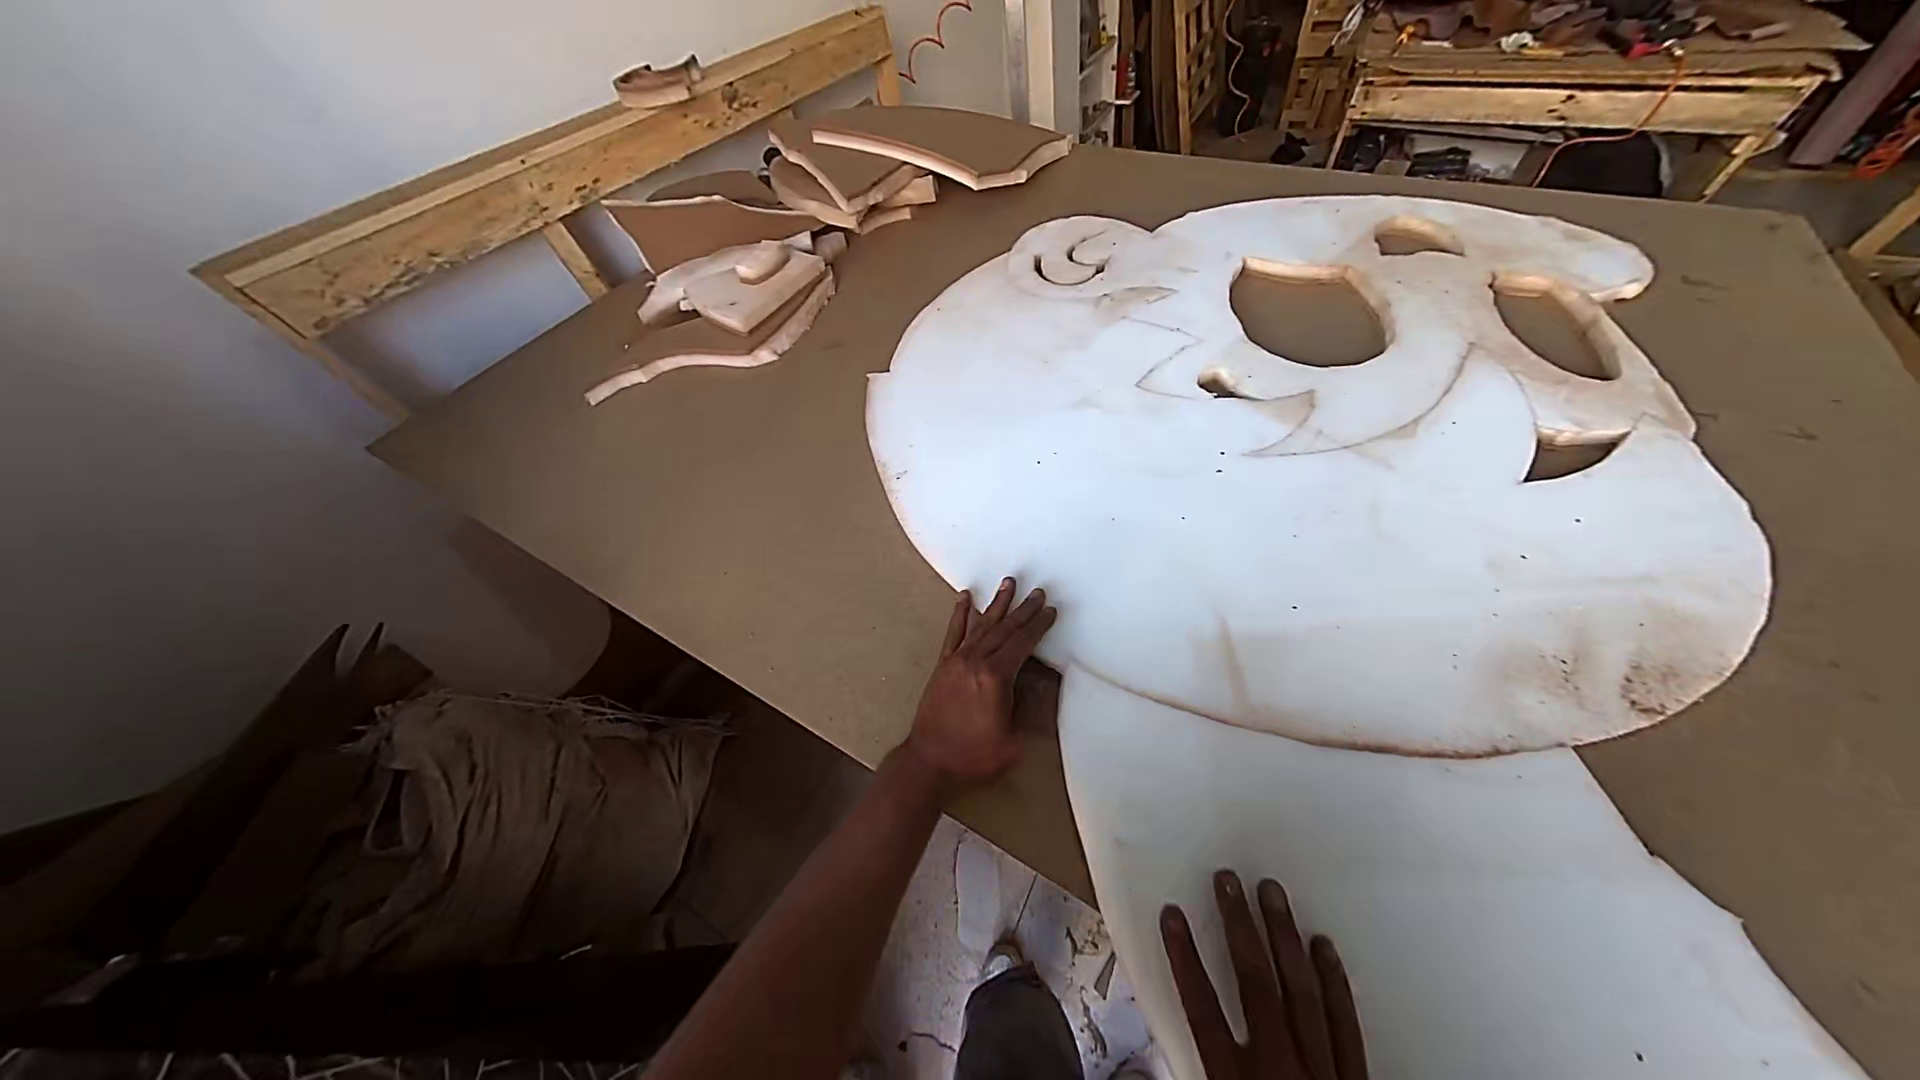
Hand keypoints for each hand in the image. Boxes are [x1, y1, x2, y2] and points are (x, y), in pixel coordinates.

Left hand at [900, 577, 1057, 799]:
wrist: (929, 762)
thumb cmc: (974, 757)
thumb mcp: (1015, 738)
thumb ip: (1032, 707)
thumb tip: (1047, 682)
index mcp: (995, 677)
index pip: (1023, 643)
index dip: (1039, 626)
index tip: (1050, 611)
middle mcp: (975, 662)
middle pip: (1005, 629)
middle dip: (1024, 609)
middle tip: (1037, 592)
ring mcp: (956, 661)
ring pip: (982, 625)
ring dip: (997, 604)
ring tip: (1008, 584)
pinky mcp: (943, 666)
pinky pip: (954, 633)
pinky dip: (961, 614)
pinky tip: (964, 598)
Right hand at [1161, 871, 1367, 1079]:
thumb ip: (1175, 1078)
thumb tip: (1129, 1075)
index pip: (1202, 1008)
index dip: (1184, 957)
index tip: (1172, 915)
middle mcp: (1279, 1070)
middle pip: (1255, 984)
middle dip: (1237, 927)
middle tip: (1227, 881)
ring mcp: (1322, 1074)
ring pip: (1301, 992)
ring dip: (1282, 937)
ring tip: (1271, 894)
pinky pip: (1345, 1025)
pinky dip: (1334, 982)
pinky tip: (1323, 946)